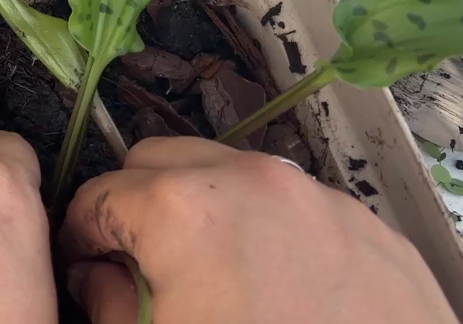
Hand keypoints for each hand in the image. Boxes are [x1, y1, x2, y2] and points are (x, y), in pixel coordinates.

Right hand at [61, 137, 458, 323]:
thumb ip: (103, 300)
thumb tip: (101, 274)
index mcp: (176, 204)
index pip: (97, 198)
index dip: (84, 238)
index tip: (91, 270)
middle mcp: (242, 178)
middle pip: (155, 162)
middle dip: (138, 205)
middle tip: (149, 266)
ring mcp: (317, 197)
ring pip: (226, 174)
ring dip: (204, 209)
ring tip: (222, 276)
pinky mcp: (377, 231)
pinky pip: (296, 206)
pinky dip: (272, 230)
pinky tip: (289, 292)